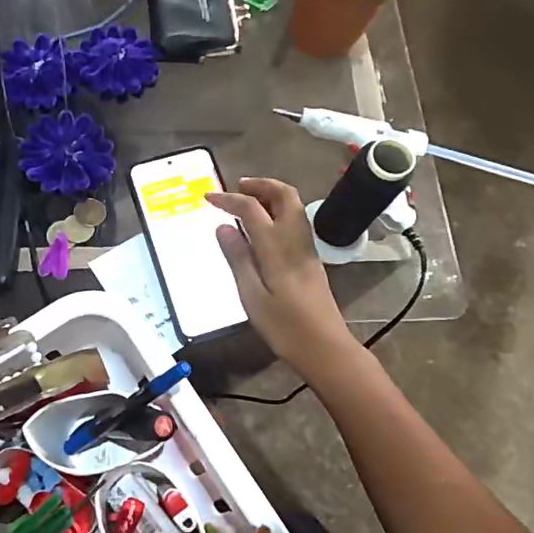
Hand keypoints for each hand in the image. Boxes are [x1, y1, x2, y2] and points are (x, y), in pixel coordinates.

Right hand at [206, 178, 357, 374]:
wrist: (326, 347)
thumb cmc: (285, 327)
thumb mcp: (252, 296)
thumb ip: (238, 259)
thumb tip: (224, 227)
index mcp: (277, 247)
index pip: (251, 208)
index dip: (228, 199)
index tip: (208, 198)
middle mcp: (295, 240)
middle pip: (284, 195)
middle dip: (260, 185)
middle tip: (236, 188)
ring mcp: (307, 249)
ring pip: (294, 206)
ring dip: (271, 195)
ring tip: (247, 203)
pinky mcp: (312, 260)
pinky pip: (296, 221)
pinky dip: (279, 211)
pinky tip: (264, 228)